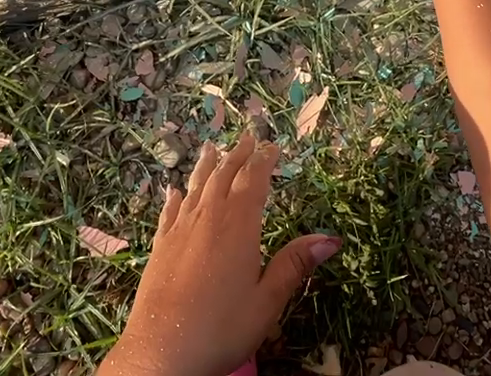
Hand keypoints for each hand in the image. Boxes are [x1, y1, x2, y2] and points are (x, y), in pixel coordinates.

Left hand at [99, 132, 340, 375]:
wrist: (161, 354)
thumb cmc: (221, 328)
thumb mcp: (267, 301)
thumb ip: (294, 265)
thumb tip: (331, 238)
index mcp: (239, 224)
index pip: (254, 180)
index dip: (265, 160)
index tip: (273, 146)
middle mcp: (208, 217)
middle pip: (224, 175)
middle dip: (238, 155)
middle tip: (248, 137)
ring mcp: (180, 230)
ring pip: (196, 187)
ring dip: (206, 166)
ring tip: (211, 147)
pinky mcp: (160, 247)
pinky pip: (169, 212)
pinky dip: (174, 197)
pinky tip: (173, 190)